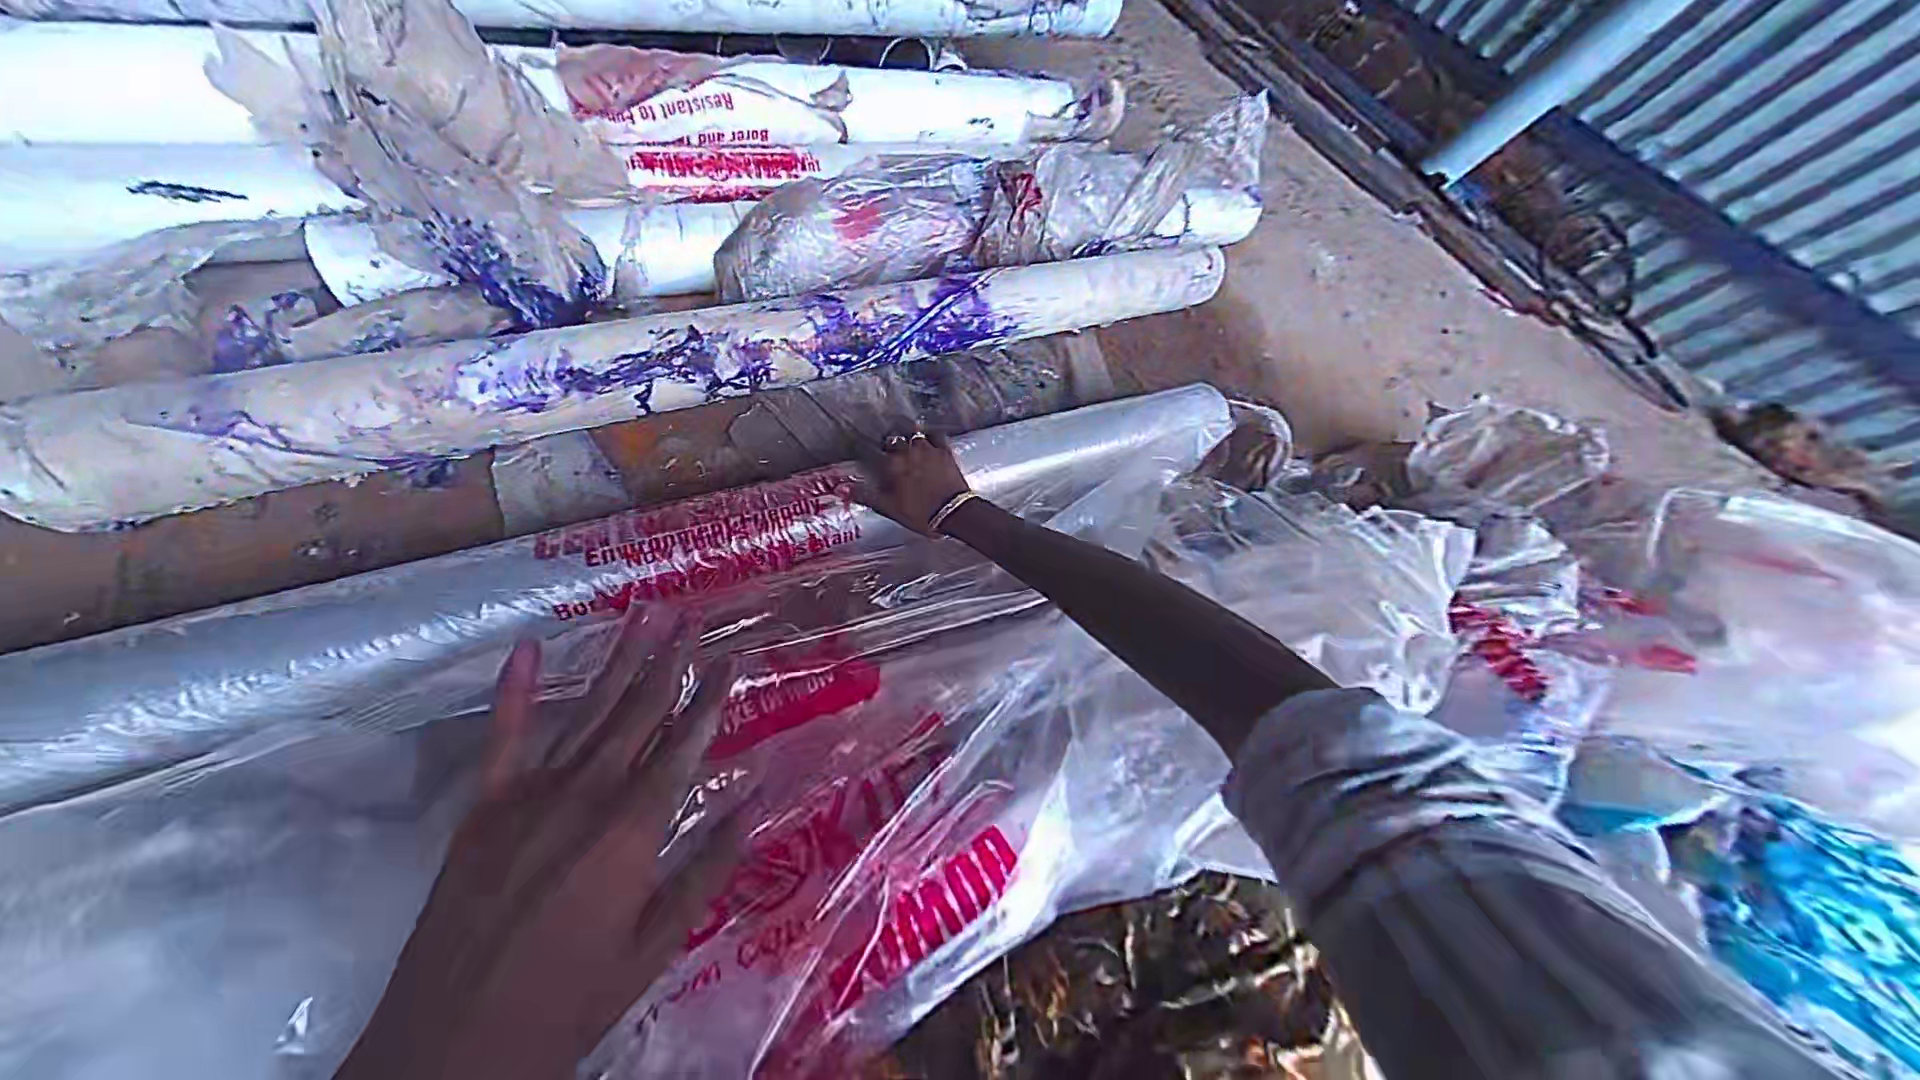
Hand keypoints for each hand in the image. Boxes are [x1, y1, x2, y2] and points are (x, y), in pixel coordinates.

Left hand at [337, 608, 737, 1079]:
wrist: (447, 1049)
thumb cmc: (571, 999)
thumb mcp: (658, 944)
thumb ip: (708, 867)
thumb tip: (755, 802)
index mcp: (632, 828)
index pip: (684, 744)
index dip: (711, 697)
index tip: (731, 658)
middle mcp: (586, 794)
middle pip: (638, 712)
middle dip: (669, 660)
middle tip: (690, 615)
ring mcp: (528, 795)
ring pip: (586, 711)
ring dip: (618, 660)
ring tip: (644, 615)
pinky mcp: (483, 808)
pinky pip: (503, 739)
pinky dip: (514, 692)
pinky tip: (526, 649)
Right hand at [856, 431, 973, 535]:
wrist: (952, 513)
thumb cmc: (919, 513)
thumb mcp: (888, 508)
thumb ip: (866, 496)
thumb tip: (844, 489)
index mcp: (891, 464)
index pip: (873, 450)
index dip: (870, 452)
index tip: (869, 456)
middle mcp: (908, 451)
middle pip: (893, 439)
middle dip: (890, 444)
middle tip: (890, 452)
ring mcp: (928, 448)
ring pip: (914, 434)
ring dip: (909, 437)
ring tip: (908, 444)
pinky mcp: (945, 450)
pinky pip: (935, 434)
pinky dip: (930, 435)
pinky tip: (929, 439)